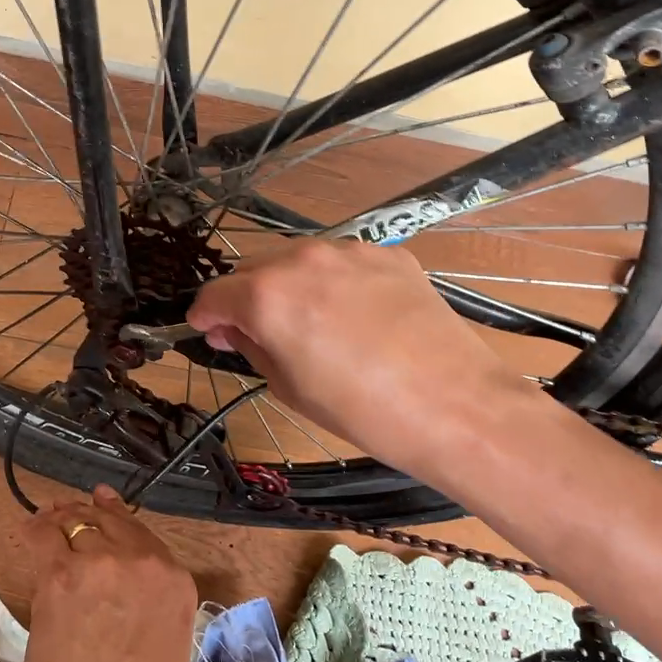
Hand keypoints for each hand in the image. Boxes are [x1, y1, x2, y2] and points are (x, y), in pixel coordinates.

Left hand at [0, 485, 196, 661]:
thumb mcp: (169, 646)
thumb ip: (156, 603)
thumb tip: (134, 591)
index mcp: (177, 583)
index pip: (144, 534)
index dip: (120, 518)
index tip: (105, 505)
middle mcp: (143, 562)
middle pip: (110, 521)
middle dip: (90, 515)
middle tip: (71, 513)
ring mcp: (101, 562)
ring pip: (76, 523)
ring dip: (62, 521)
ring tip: (49, 521)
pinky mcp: (60, 571)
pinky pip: (44, 535)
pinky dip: (36, 529)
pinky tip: (30, 529)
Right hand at [185, 240, 529, 468]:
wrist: (455, 405)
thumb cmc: (361, 411)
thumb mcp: (289, 387)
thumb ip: (250, 346)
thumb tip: (232, 328)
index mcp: (267, 295)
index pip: (214, 294)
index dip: (205, 316)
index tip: (210, 332)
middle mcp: (301, 259)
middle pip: (253, 269)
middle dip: (247, 298)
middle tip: (261, 335)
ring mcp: (348, 251)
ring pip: (297, 260)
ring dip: (290, 286)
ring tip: (313, 325)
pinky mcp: (388, 254)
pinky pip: (341, 262)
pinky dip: (333, 282)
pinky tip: (356, 317)